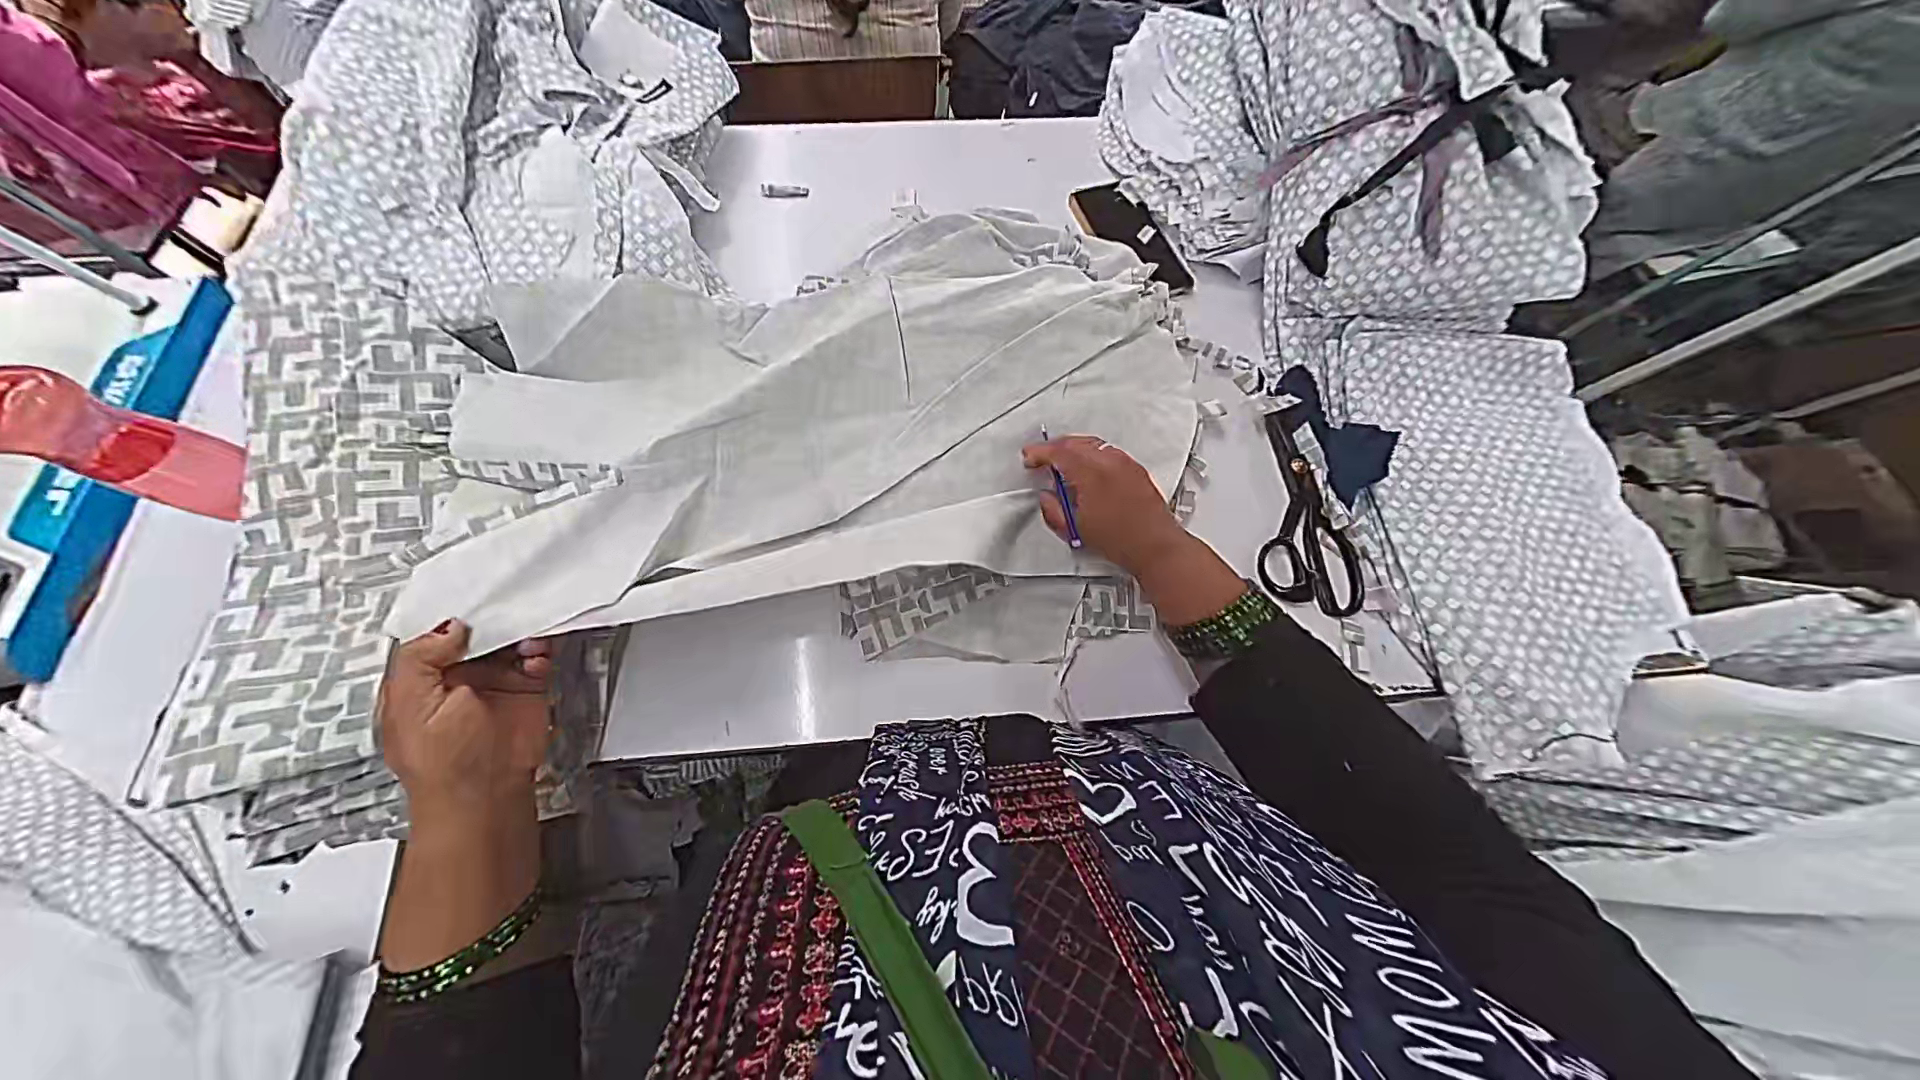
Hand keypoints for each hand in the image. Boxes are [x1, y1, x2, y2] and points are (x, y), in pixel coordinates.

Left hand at [378, 620, 554, 821]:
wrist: (485, 791)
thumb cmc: (441, 763)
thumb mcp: (410, 707)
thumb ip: (420, 660)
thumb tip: (451, 626)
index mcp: (421, 676)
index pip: (433, 632)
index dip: (449, 615)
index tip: (466, 601)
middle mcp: (458, 673)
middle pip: (478, 630)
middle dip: (492, 617)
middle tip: (503, 610)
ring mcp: (495, 678)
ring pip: (510, 638)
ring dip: (520, 630)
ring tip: (524, 635)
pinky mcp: (527, 684)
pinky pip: (538, 655)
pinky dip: (542, 647)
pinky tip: (537, 653)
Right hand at [1022, 436, 1244, 626]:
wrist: (1155, 547)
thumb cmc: (1123, 540)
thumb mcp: (1075, 528)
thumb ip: (1053, 509)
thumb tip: (1047, 498)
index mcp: (1091, 473)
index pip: (1059, 452)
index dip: (1039, 453)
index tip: (1030, 457)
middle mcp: (1110, 462)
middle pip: (1075, 442)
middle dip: (1055, 448)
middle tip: (1042, 458)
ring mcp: (1126, 464)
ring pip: (1093, 444)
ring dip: (1074, 449)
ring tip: (1063, 464)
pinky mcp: (1136, 470)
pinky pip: (1108, 451)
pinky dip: (1092, 454)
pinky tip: (1087, 469)